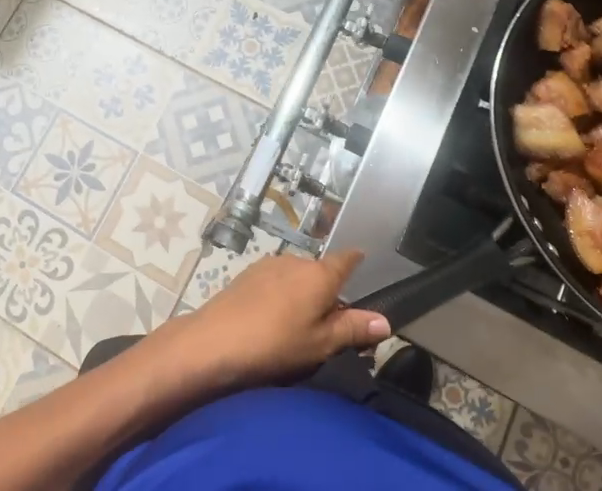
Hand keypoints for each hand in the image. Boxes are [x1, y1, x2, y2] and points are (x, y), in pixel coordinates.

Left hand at [154, 250, 390, 390]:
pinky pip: (275, 281)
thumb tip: (385, 320)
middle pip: (320, 272)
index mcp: (319, 274)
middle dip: (327, 290)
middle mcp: (295, 260)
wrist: (216, 340)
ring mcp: (268, 265)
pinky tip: (273, 318)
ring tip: (300, 325)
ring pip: (295, 276)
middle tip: (330, 322)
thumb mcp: (321, 343)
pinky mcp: (247, 275)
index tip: (362, 259)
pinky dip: (281, 294)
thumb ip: (352, 329)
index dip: (355, 260)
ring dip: (302, 293)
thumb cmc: (277, 343)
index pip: (345, 259)